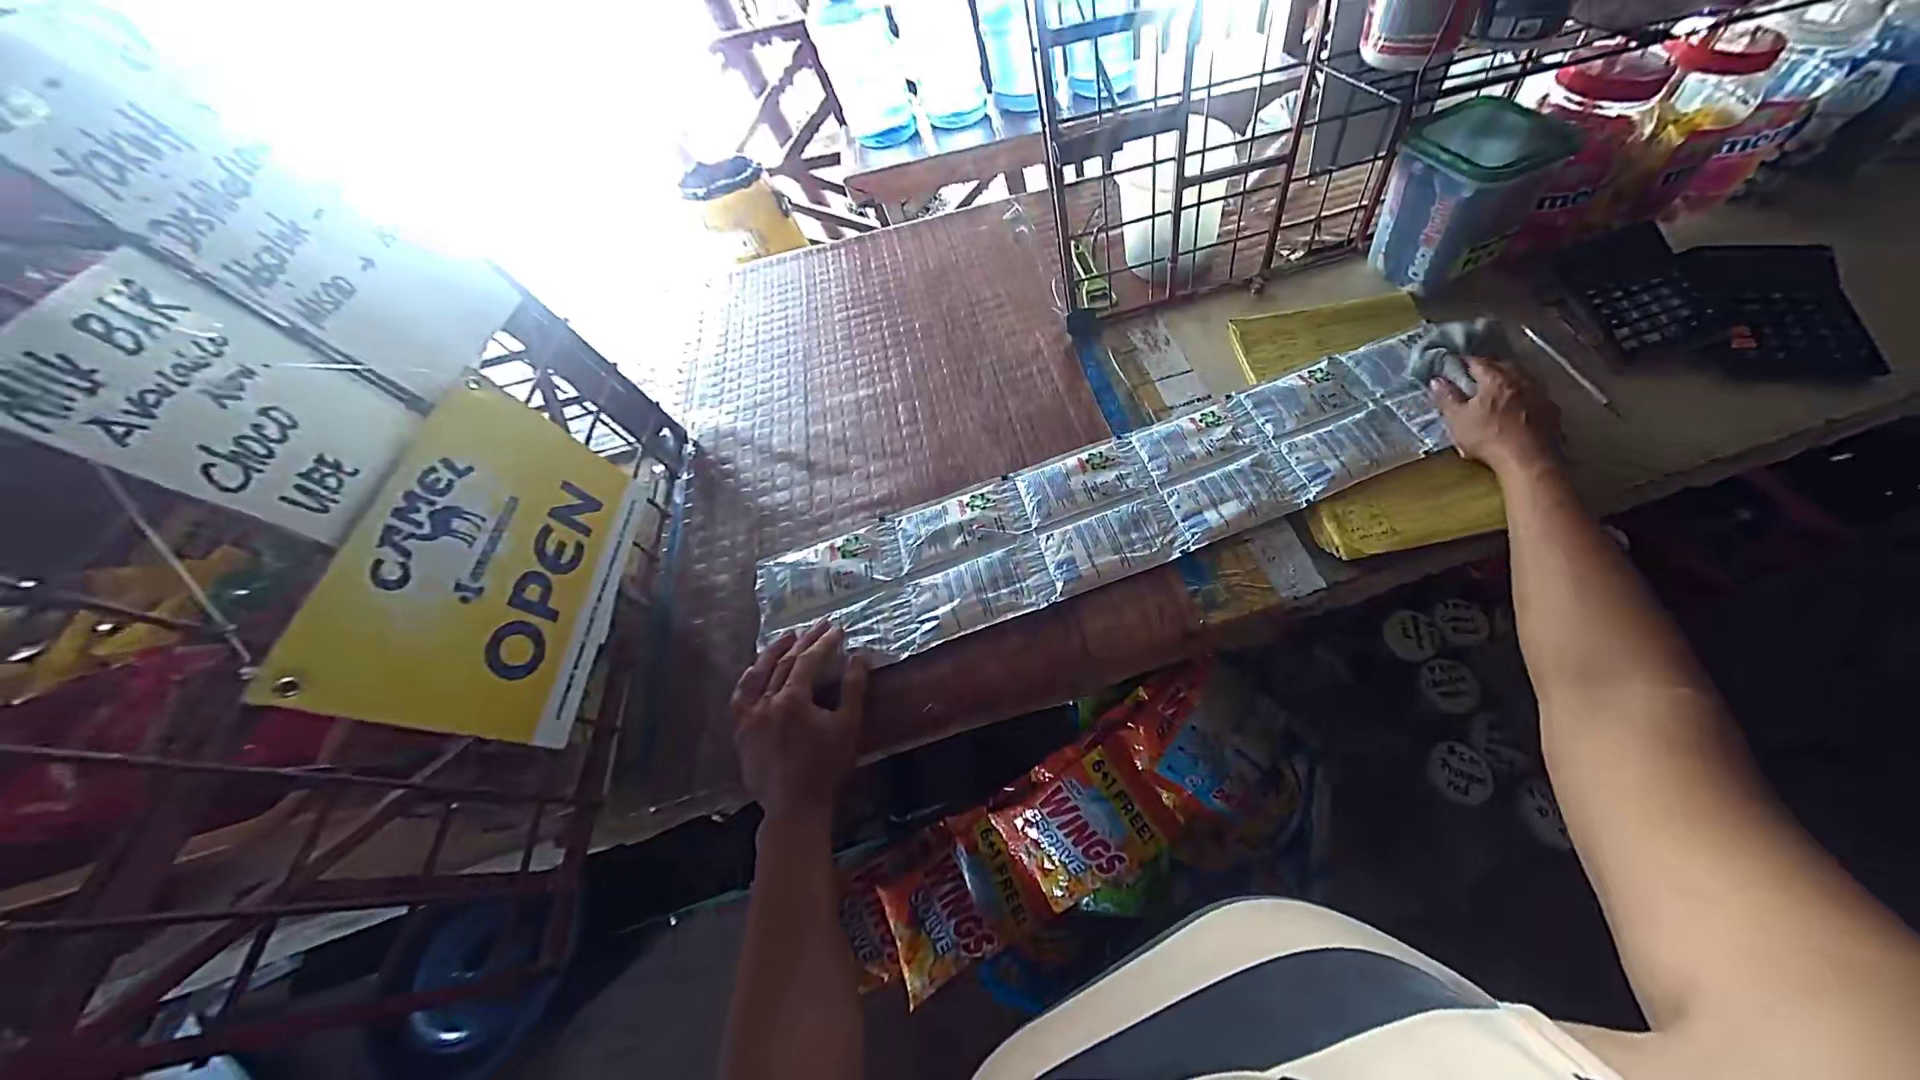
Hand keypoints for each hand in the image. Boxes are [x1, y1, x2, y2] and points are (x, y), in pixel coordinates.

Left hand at [732, 622, 868, 826]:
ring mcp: (749, 716)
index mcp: (792, 700)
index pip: (809, 661)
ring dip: (774, 653)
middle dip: (805, 641)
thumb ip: (853, 688)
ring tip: (788, 637)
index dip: (824, 643)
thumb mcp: (847, 726)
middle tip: (820, 626)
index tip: (837, 630)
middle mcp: (766, 702)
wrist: (794, 808)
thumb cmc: (826, 768)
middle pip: (785, 663)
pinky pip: (741, 697)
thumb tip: (858, 657)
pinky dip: (749, 679)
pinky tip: (756, 671)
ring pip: (758, 675)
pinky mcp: (740, 731)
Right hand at [1428, 355, 1560, 476]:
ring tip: (1496, 389)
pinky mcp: (1551, 409)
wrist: (1529, 459)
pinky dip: (1522, 395)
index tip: (1453, 364)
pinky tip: (1517, 405)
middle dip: (1488, 368)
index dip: (1463, 362)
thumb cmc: (1487, 436)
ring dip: (1508, 381)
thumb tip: (1436, 380)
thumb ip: (1447, 398)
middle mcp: (1521, 379)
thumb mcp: (1457, 419)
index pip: (1478, 362)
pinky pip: (1534, 394)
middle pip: (1503, 366)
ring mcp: (1540, 393)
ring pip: (1521, 379)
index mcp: (1495, 379)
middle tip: (1474, 375)